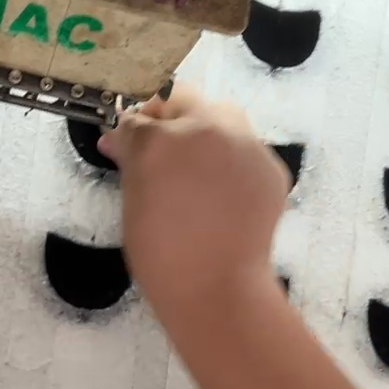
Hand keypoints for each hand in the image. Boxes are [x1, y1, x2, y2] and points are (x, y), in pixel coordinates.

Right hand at [98, 85, 289, 324]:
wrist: (215, 289)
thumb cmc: (160, 256)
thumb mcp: (132, 206)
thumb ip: (129, 164)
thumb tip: (119, 140)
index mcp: (159, 140)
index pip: (136, 120)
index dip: (126, 133)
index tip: (123, 143)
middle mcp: (204, 129)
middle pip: (182, 99)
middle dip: (165, 116)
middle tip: (157, 146)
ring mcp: (243, 143)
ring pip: (221, 116)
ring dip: (203, 129)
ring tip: (194, 166)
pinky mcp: (269, 164)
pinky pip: (245, 148)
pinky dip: (230, 161)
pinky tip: (221, 193)